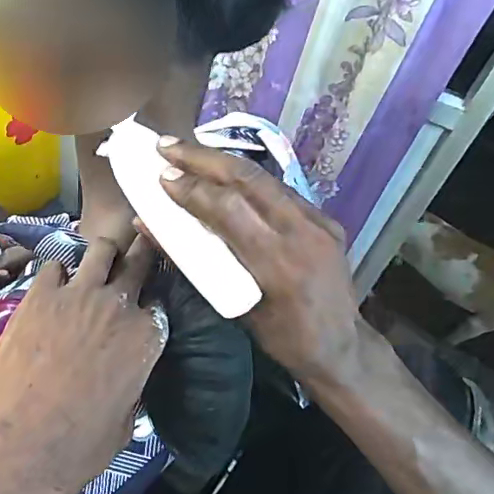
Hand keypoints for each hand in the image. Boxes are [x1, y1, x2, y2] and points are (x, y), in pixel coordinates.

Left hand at [0, 235, 165, 493]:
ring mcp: (78, 293)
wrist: (25, 437)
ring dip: (102, 254)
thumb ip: (131, 381)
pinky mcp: (40, 293)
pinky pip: (53, 267)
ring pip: (100, 249)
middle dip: (141, 253)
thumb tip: (123, 377)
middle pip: (139, 260)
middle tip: (136, 249)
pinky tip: (50, 287)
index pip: (158, 302)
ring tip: (96, 260)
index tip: (142, 306)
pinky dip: (55, 274)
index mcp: (146, 336)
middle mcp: (118, 305)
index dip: (149, 303)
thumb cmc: (82, 442)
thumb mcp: (126, 416)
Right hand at [155, 138, 363, 389]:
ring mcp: (319, 222)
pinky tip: (223, 173)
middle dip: (202, 158)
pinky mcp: (325, 219)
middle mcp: (302, 234)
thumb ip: (194, 263)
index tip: (161, 175)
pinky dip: (245, 179)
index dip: (192, 188)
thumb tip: (150, 226)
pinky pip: (279, 190)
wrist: (343, 348)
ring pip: (264, 178)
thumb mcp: (232, 307)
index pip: (229, 209)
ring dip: (222, 162)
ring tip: (189, 152)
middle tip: (167, 145)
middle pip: (247, 180)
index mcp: (278, 264)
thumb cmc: (282, 338)